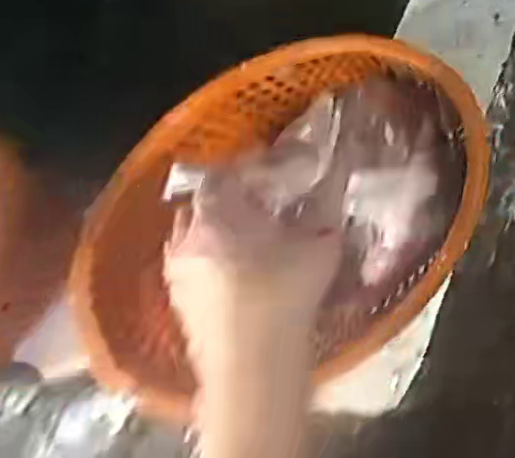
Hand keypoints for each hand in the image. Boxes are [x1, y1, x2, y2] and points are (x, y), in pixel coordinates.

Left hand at [164, 173, 342, 380]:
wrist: (252, 357)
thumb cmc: (288, 288)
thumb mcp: (323, 238)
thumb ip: (326, 202)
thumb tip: (338, 175)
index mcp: (217, 219)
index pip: (223, 174)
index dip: (251, 161)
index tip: (280, 157)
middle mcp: (186, 241)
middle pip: (204, 204)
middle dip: (235, 193)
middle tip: (272, 190)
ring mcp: (176, 274)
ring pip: (198, 234)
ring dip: (224, 224)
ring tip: (262, 224)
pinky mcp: (180, 301)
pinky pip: (197, 260)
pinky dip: (219, 250)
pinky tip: (250, 258)